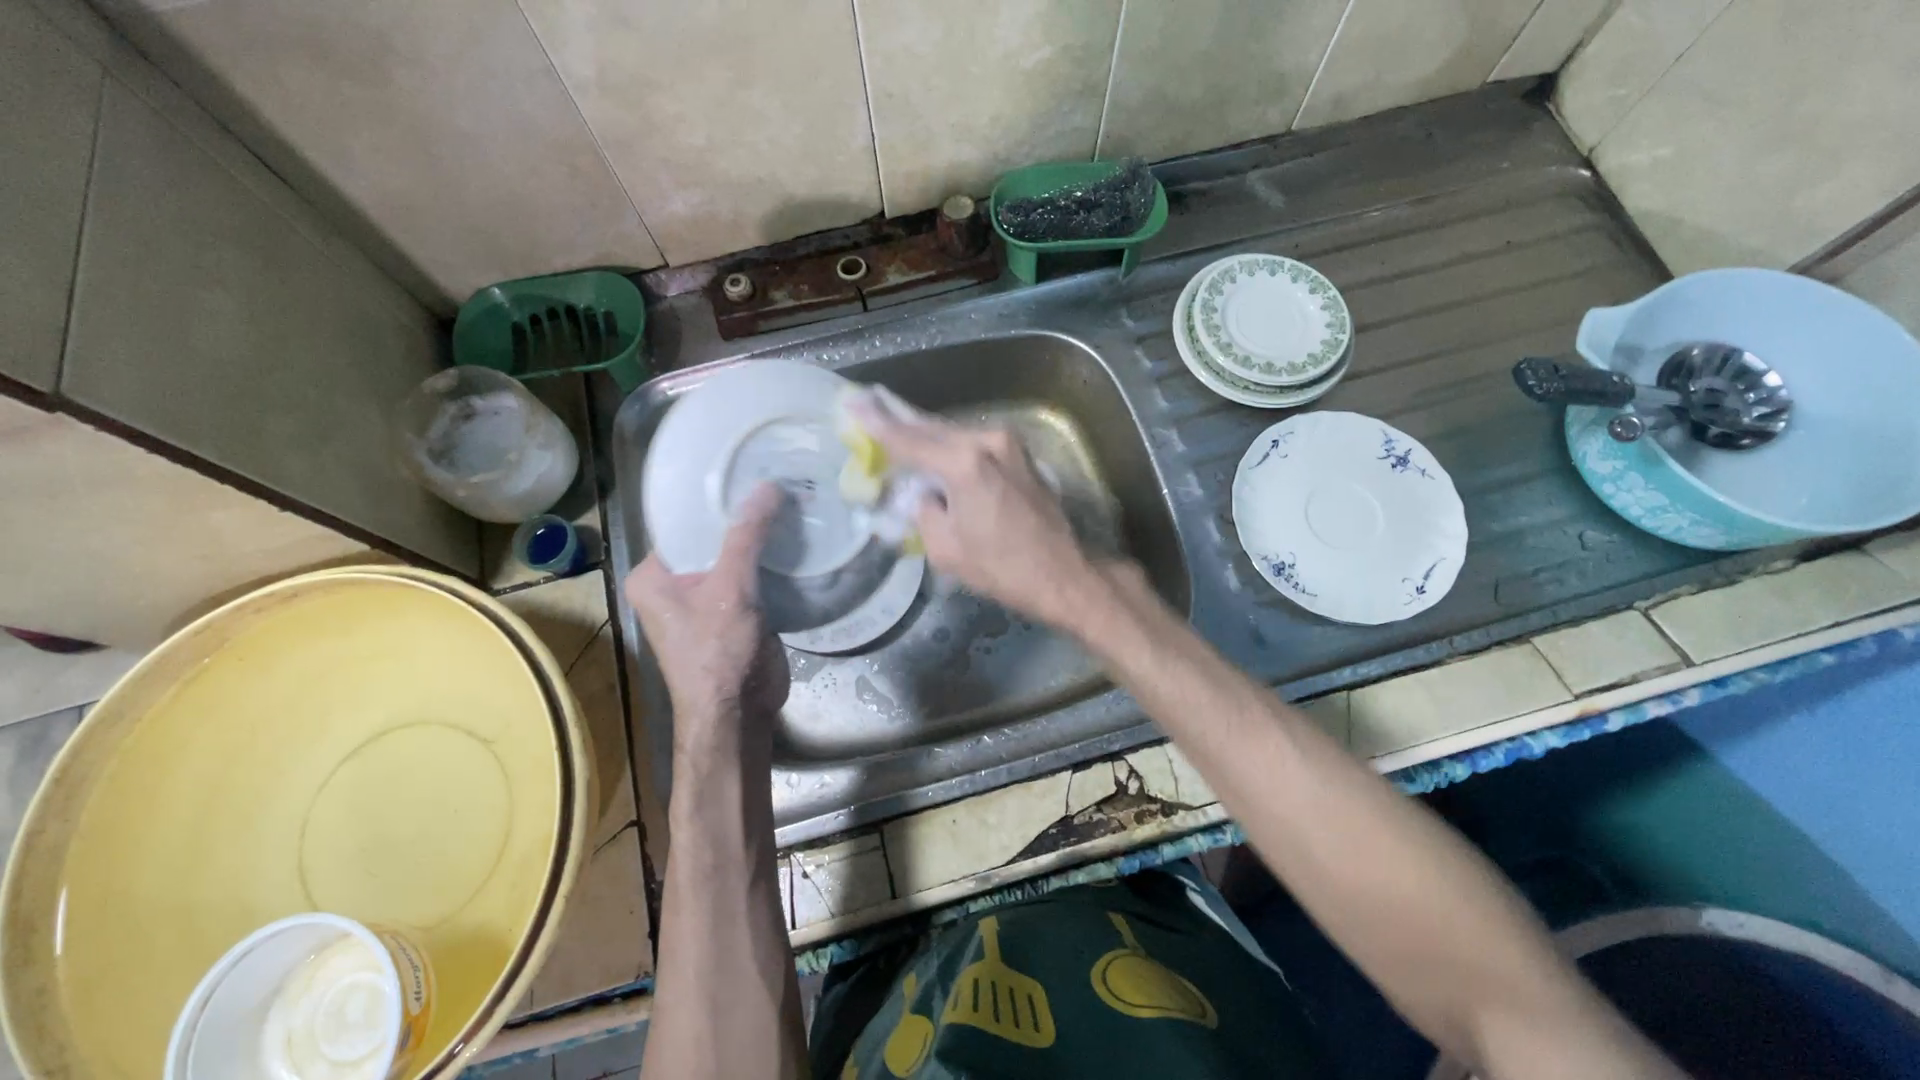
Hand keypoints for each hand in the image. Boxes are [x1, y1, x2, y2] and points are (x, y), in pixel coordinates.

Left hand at [625, 484, 788, 754]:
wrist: (738, 714)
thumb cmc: (717, 652)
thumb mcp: (731, 588)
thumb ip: (747, 536)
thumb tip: (768, 486)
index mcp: (653, 576)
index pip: (682, 522)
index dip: (714, 498)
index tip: (746, 470)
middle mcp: (673, 585)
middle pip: (711, 538)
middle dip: (743, 517)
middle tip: (778, 481)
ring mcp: (706, 601)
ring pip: (735, 558)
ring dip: (761, 540)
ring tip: (793, 502)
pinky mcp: (735, 614)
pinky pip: (753, 578)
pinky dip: (772, 564)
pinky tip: (797, 540)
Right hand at [852, 399, 1102, 628]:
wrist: (1062, 573)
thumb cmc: (1001, 568)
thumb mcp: (945, 548)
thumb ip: (922, 511)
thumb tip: (920, 495)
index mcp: (965, 463)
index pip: (908, 440)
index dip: (877, 423)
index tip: (852, 402)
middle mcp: (987, 442)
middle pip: (931, 428)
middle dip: (899, 419)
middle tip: (867, 401)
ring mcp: (1008, 444)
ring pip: (953, 434)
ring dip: (925, 434)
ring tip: (894, 423)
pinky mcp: (1020, 455)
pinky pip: (973, 443)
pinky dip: (950, 446)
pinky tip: (932, 446)